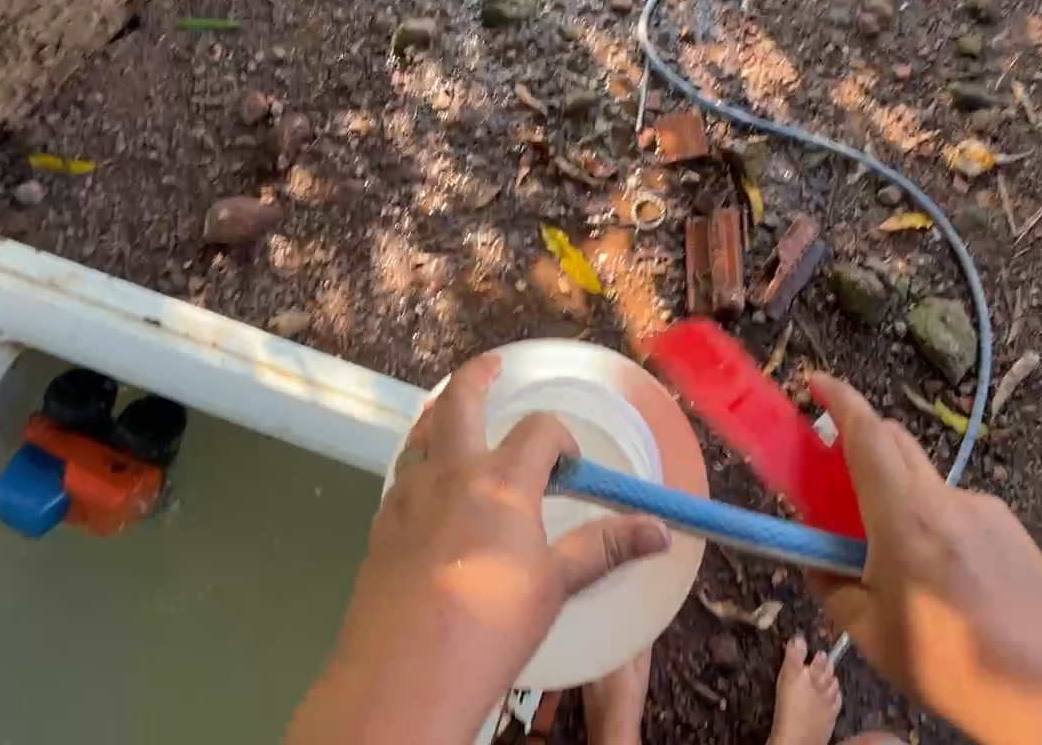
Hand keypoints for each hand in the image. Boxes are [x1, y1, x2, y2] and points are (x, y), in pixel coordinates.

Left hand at [287, 352, 670, 744]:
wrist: (401, 678)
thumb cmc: (491, 626)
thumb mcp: (555, 585)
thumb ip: (604, 548)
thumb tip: (661, 532)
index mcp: (501, 480)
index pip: (539, 430)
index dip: (560, 438)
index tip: (568, 468)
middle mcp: (451, 473)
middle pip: (459, 402)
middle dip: (477, 375)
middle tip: (492, 363)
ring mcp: (409, 496)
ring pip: (421, 433)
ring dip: (440, 414)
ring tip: (454, 413)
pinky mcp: (380, 525)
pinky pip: (403, 474)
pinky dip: (420, 461)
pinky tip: (430, 488)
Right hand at [807, 374, 1041, 744]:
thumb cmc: (951, 666)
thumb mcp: (871, 635)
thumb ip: (833, 587)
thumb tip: (816, 563)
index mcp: (902, 517)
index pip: (866, 434)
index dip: (838, 399)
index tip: (814, 382)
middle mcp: (942, 498)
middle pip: (894, 440)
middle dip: (859, 436)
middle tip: (837, 468)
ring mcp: (981, 507)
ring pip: (923, 478)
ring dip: (897, 491)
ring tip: (901, 557)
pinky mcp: (1008, 523)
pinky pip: (956, 505)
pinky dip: (933, 520)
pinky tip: (949, 576)